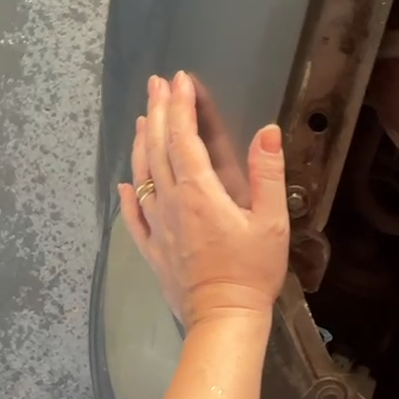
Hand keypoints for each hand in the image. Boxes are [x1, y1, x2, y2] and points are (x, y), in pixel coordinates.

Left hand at [119, 73, 289, 330]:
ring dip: (142, 143)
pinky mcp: (152, 249)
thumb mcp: (272, 222)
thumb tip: (267, 132)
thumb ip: (268, 175)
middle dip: (158, 113)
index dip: (181, 107)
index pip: (184, 139)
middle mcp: (171, 203)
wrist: (223, 318)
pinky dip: (128, 194)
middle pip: (158, 150)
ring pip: (142, 176)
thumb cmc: (252, 271)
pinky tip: (126, 183)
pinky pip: (134, 215)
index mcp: (200, 193)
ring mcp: (157, 226)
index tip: (180, 80)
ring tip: (143, 119)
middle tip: (156, 84)